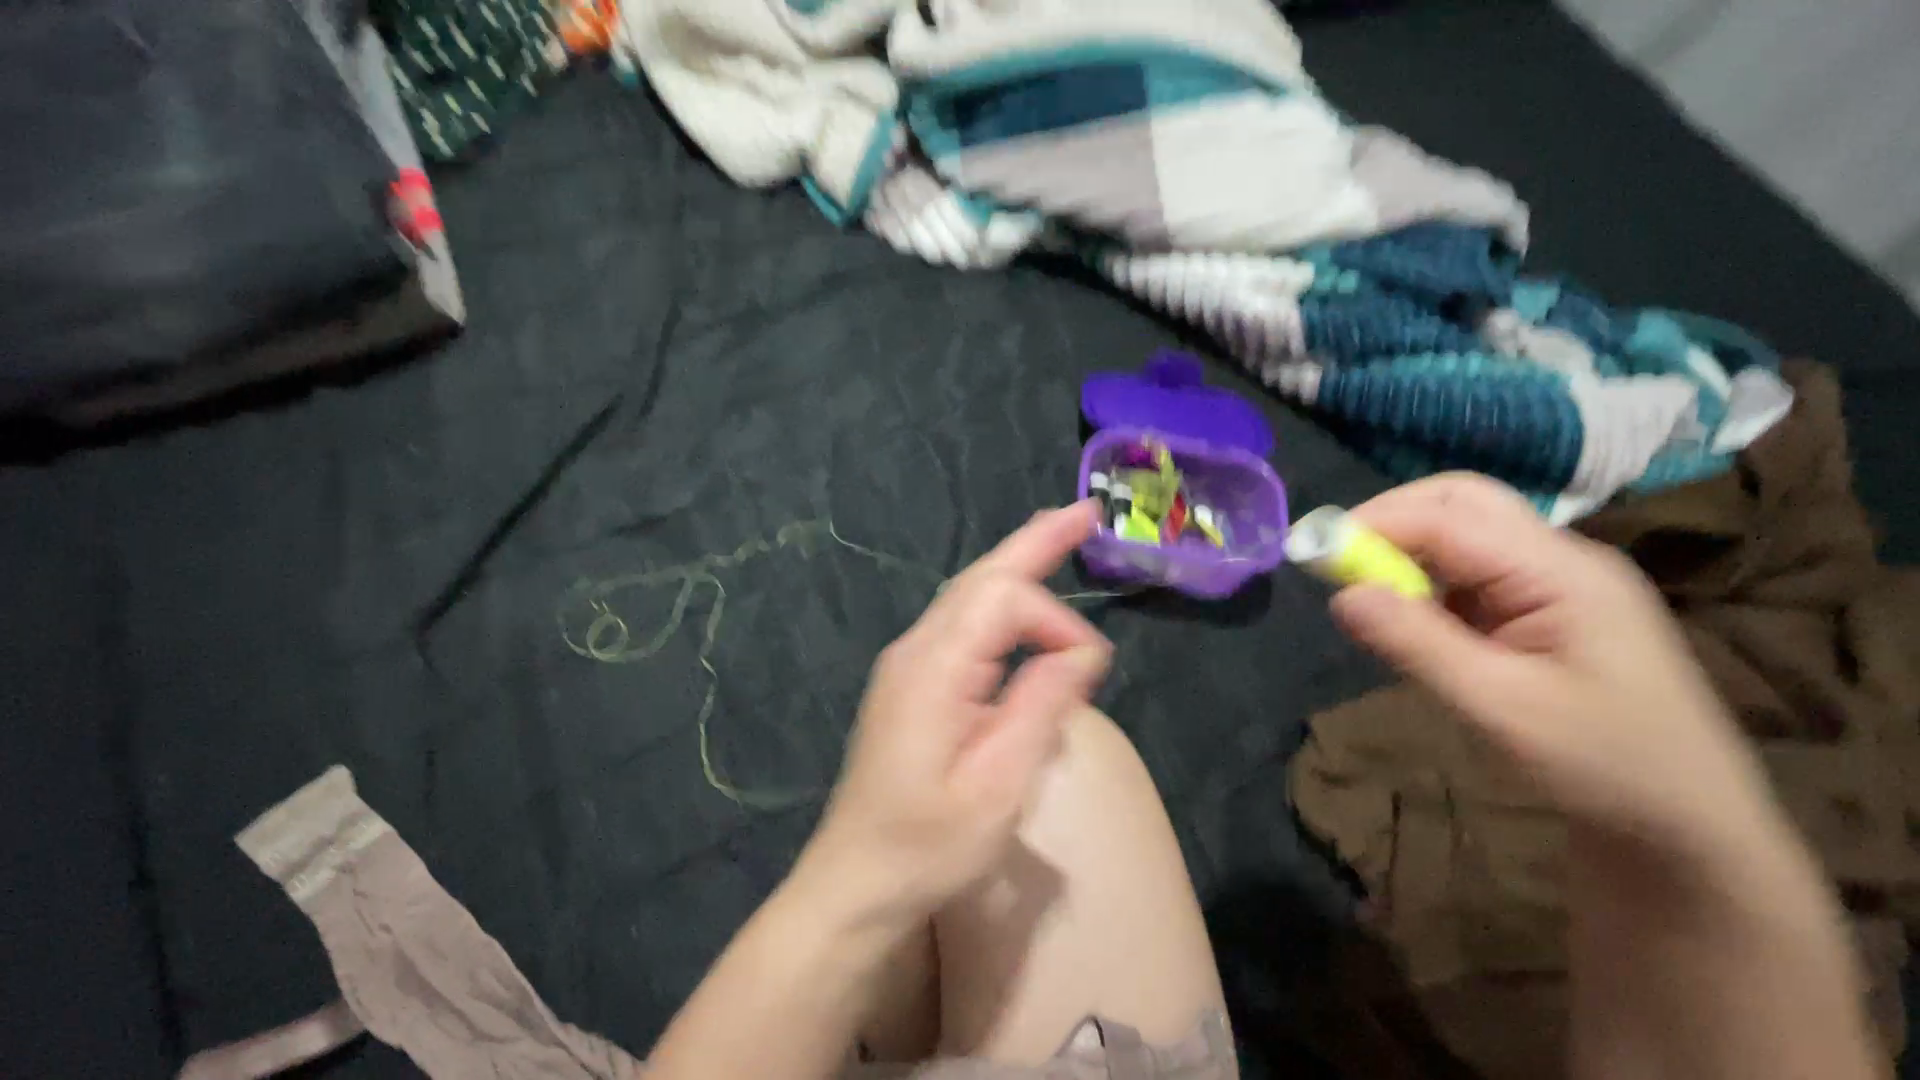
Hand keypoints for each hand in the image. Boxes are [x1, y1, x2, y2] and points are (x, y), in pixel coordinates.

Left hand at [793, 501, 1112, 935]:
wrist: (856, 880)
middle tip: (1084, 513)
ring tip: (1060, 535)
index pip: (1005, 601)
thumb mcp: (999, 785)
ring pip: (967, 595)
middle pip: (980, 578)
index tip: (1092, 673)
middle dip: (1034, 542)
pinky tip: (1018, 599)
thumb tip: (1084, 651)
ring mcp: (907, 664)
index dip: (1058, 623)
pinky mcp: (909, 683)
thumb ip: (1041, 706)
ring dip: (1016, 564)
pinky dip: (997, 600)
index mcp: (934, 666)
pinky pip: (959, 623)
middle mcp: (915, 649)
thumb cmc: (928, 844)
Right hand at [1328, 473, 1774, 853]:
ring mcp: (1560, 584)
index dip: (1374, 526)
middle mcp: (1562, 560)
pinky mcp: (1550, 611)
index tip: (1310, 553)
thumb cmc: (1603, 767)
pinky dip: (1431, 582)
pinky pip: (1477, 572)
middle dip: (1391, 521)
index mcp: (1561, 572)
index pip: (1450, 517)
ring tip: (1369, 596)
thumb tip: (1340, 595)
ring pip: (1467, 533)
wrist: (1689, 827)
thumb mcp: (1499, 707)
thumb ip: (1417, 644)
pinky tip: (1414, 622)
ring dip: (1409, 551)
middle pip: (1462, 503)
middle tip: (1338, 564)